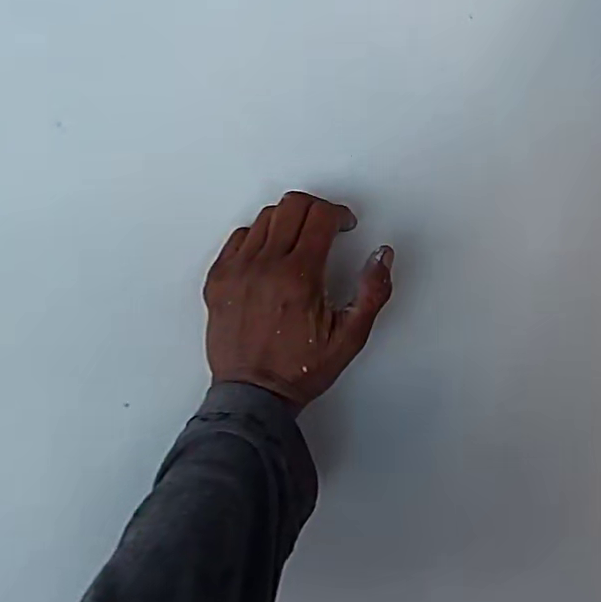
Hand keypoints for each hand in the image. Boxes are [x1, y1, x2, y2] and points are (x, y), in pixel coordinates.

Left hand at [203, 191, 395, 409]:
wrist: (252, 396)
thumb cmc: (298, 369)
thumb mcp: (351, 336)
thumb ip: (373, 291)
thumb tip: (382, 256)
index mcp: (299, 277)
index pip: (321, 216)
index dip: (340, 213)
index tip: (345, 224)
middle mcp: (265, 266)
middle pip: (292, 205)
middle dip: (317, 208)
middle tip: (325, 224)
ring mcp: (238, 270)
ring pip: (266, 216)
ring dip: (289, 220)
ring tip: (299, 239)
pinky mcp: (219, 279)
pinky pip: (239, 236)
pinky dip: (259, 236)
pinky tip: (270, 253)